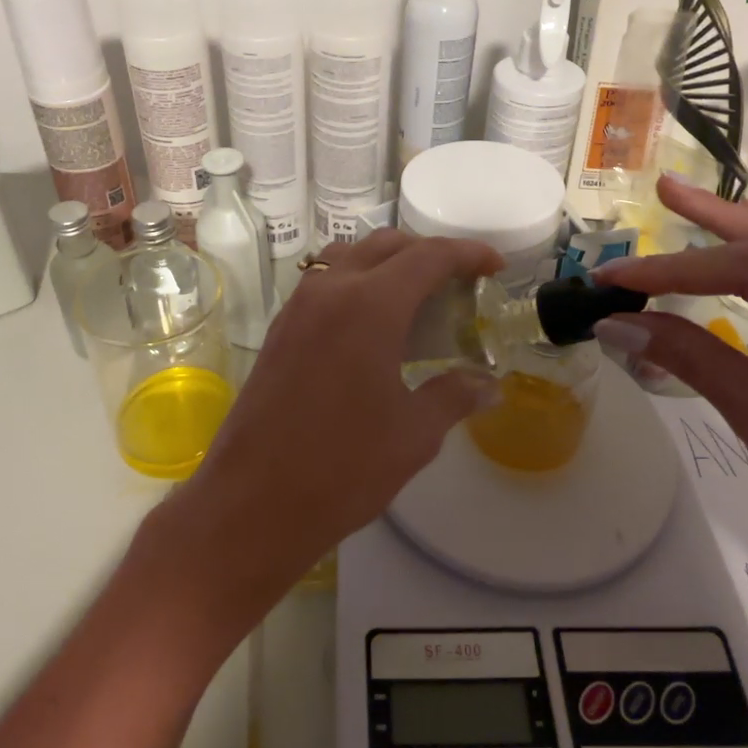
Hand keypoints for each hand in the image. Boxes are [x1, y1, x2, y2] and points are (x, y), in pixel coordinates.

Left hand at [180, 229, 504, 579]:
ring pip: (347, 258)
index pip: (427, 257)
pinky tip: (371, 329)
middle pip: (384, 246)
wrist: (253, 502)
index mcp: (370, 306)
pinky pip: (322, 285)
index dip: (467, 254)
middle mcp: (329, 291)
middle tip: (458, 283)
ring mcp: (297, 309)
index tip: (495, 266)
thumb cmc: (342, 468)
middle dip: (426, 253)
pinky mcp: (278, 332)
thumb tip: (487, 385)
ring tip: (415, 300)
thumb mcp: (413, 434)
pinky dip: (354, 286)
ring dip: (385, 264)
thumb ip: (453, 396)